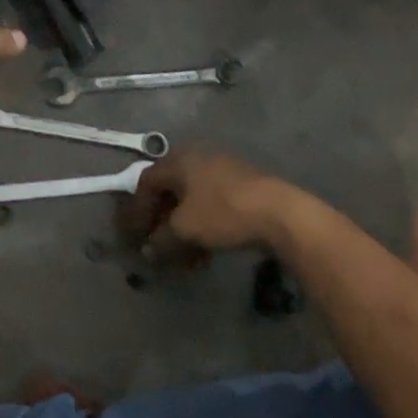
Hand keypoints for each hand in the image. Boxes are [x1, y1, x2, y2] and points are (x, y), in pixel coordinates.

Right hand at [129, 151, 298, 253]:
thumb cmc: (222, 213)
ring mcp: (224, 172)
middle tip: (157, 247)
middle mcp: (199, 159)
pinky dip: (202, 228)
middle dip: (161, 224)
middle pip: (169, 193)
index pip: (145, 183)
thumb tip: (149, 250)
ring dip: (183, 231)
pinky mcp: (243, 188)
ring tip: (184, 258)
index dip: (136, 212)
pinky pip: (212, 207)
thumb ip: (160, 239)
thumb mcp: (183, 229)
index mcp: (179, 161)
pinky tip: (205, 254)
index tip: (136, 237)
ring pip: (192, 203)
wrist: (281, 214)